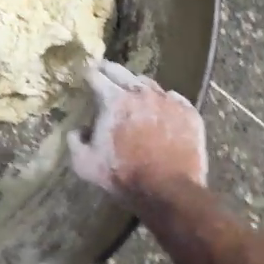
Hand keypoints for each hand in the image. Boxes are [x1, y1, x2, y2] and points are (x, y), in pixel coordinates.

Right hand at [68, 60, 206, 201]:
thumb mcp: (84, 163)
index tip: (84, 78)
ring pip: (147, 83)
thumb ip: (74, 141)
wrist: (170, 192)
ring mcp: (167, 100)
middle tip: (104, 78)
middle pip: (120, 71)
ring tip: (134, 97)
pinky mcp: (189, 113)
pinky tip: (161, 111)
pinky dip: (164, 101)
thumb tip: (78, 130)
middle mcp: (140, 92)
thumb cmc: (124, 176)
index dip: (87, 75)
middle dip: (108, 72)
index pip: (95, 75)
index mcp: (113, 99)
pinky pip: (173, 98)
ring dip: (136, 87)